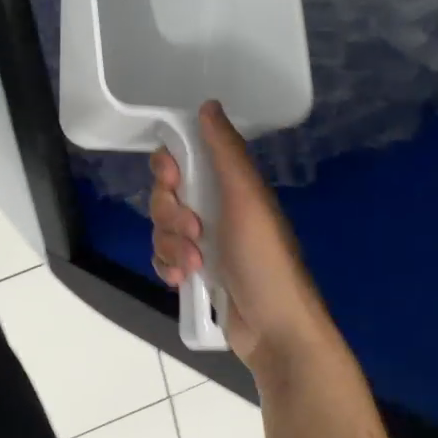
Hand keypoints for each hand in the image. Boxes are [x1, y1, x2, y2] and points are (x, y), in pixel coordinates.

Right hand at [149, 101, 336, 374]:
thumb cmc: (265, 260)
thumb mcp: (248, 200)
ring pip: (160, 227)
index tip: (173, 180)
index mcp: (229, 188)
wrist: (276, 332)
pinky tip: (182, 281)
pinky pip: (162, 256)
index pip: (182, 160)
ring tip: (194, 265)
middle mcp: (215, 210)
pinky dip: (167, 265)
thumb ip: (226, 152)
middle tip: (193, 231)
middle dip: (169, 214)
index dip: (168, 168)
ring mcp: (204, 243)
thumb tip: (208, 104)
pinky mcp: (194, 273)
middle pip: (164, 194)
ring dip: (170, 244)